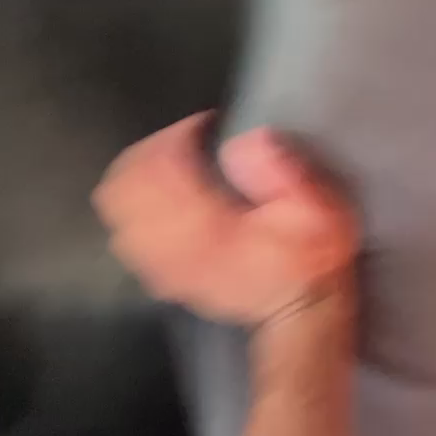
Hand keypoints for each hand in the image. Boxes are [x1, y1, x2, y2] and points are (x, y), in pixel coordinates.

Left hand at [94, 112, 357, 324]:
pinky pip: (123, 230)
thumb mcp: (318, 207)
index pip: (164, 165)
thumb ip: (284, 172)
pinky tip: (167, 196)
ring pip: (117, 204)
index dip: (182, 134)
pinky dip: (137, 203)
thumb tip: (247, 140)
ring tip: (177, 161)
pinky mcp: (160, 273)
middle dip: (155, 149)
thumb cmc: (311, 255)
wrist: (302, 309)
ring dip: (142, 172)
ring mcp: (160, 264)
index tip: (211, 127)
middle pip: (127, 182)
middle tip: (188, 140)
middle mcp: (172, 246)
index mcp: (206, 227)